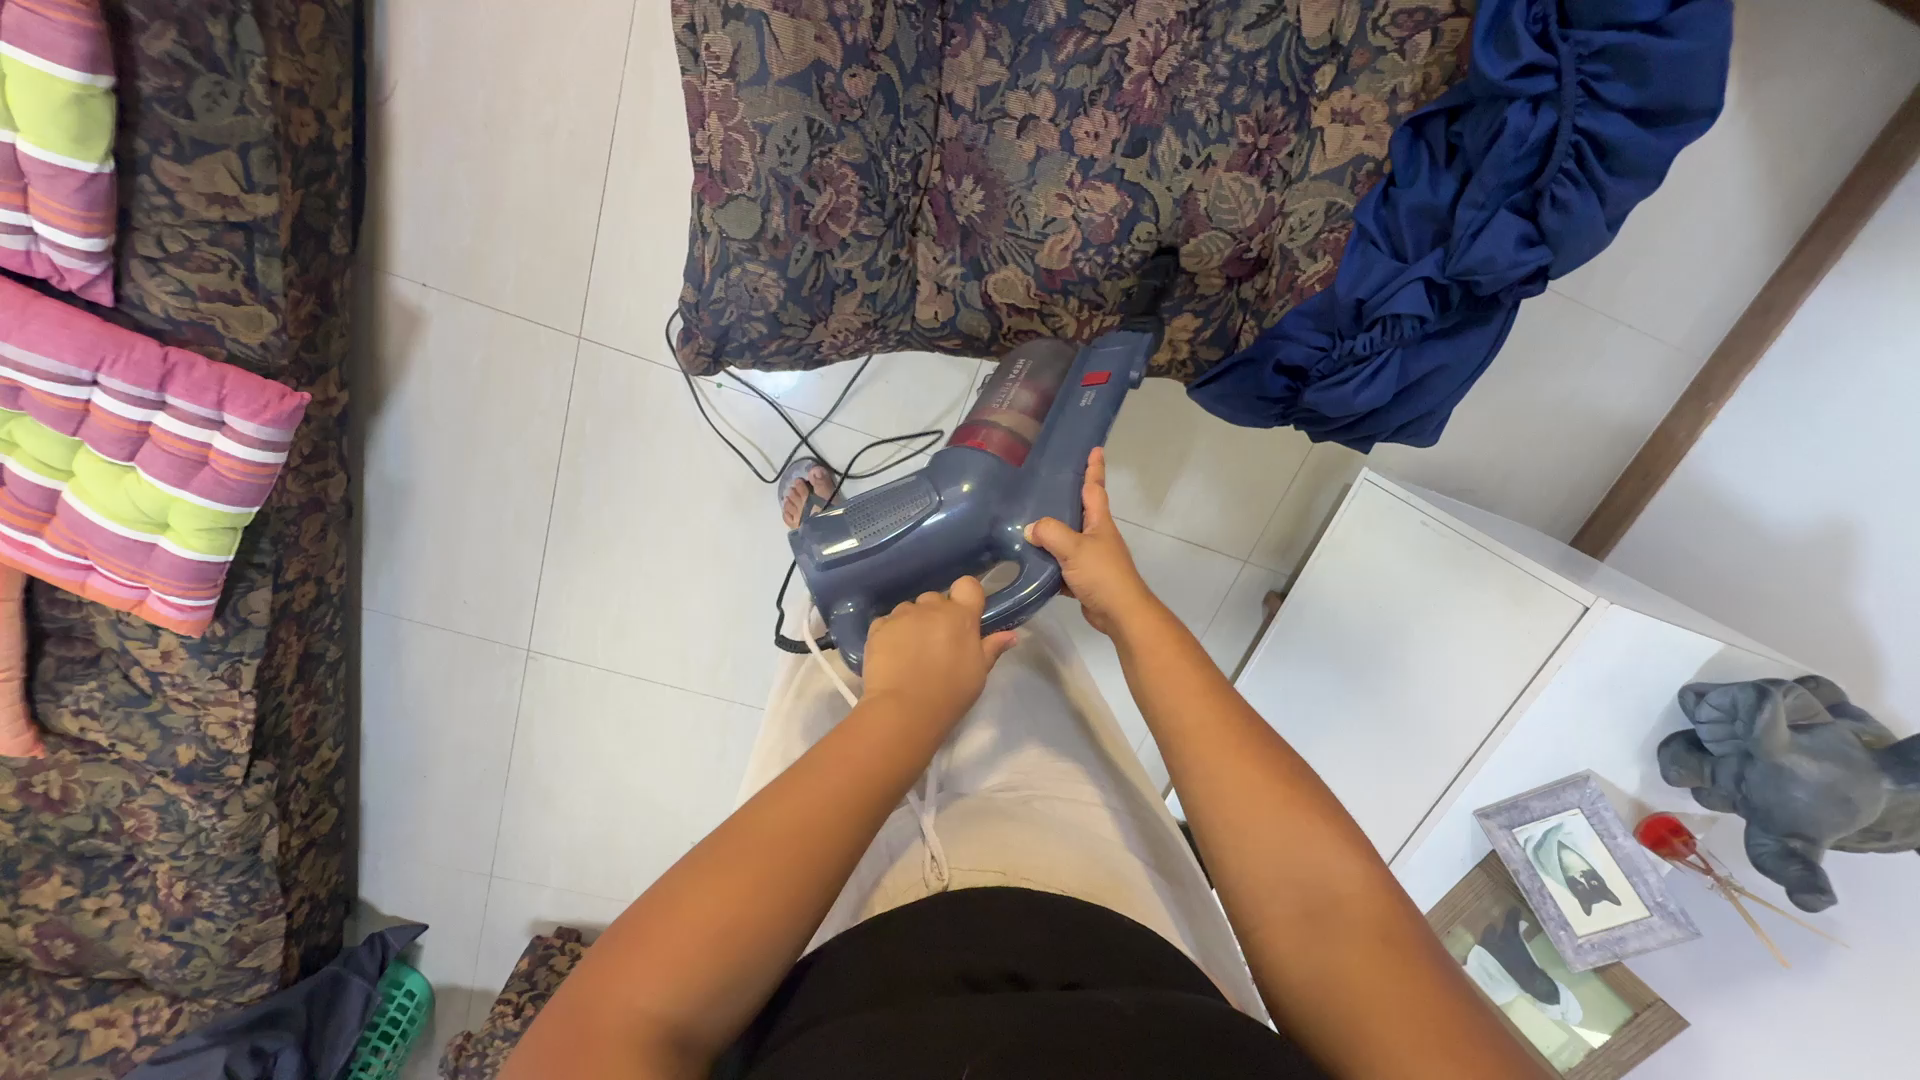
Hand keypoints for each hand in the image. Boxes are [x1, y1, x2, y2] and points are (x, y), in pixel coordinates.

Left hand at [862, 577, 1019, 728]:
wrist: (904, 709)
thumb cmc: (950, 693)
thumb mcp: (978, 673)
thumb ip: (992, 648)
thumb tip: (1011, 635)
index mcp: (960, 616)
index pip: (967, 585)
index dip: (967, 596)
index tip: (965, 615)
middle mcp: (930, 608)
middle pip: (936, 599)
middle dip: (937, 614)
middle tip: (938, 642)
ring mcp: (902, 616)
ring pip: (909, 609)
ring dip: (913, 622)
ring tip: (912, 651)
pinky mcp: (877, 628)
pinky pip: (887, 622)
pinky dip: (891, 633)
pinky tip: (893, 654)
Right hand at [1024, 447, 1159, 636]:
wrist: (1120, 613)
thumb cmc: (1103, 574)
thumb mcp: (1074, 548)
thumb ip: (1050, 533)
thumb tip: (1030, 529)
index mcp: (1099, 522)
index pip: (1095, 488)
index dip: (1094, 468)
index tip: (1094, 449)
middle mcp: (1096, 536)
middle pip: (1078, 511)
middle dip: (1065, 498)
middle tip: (1043, 484)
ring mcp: (1091, 557)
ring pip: (1067, 539)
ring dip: (1051, 533)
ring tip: (1026, 522)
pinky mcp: (1083, 578)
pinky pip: (1061, 564)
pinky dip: (1048, 562)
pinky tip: (1030, 561)